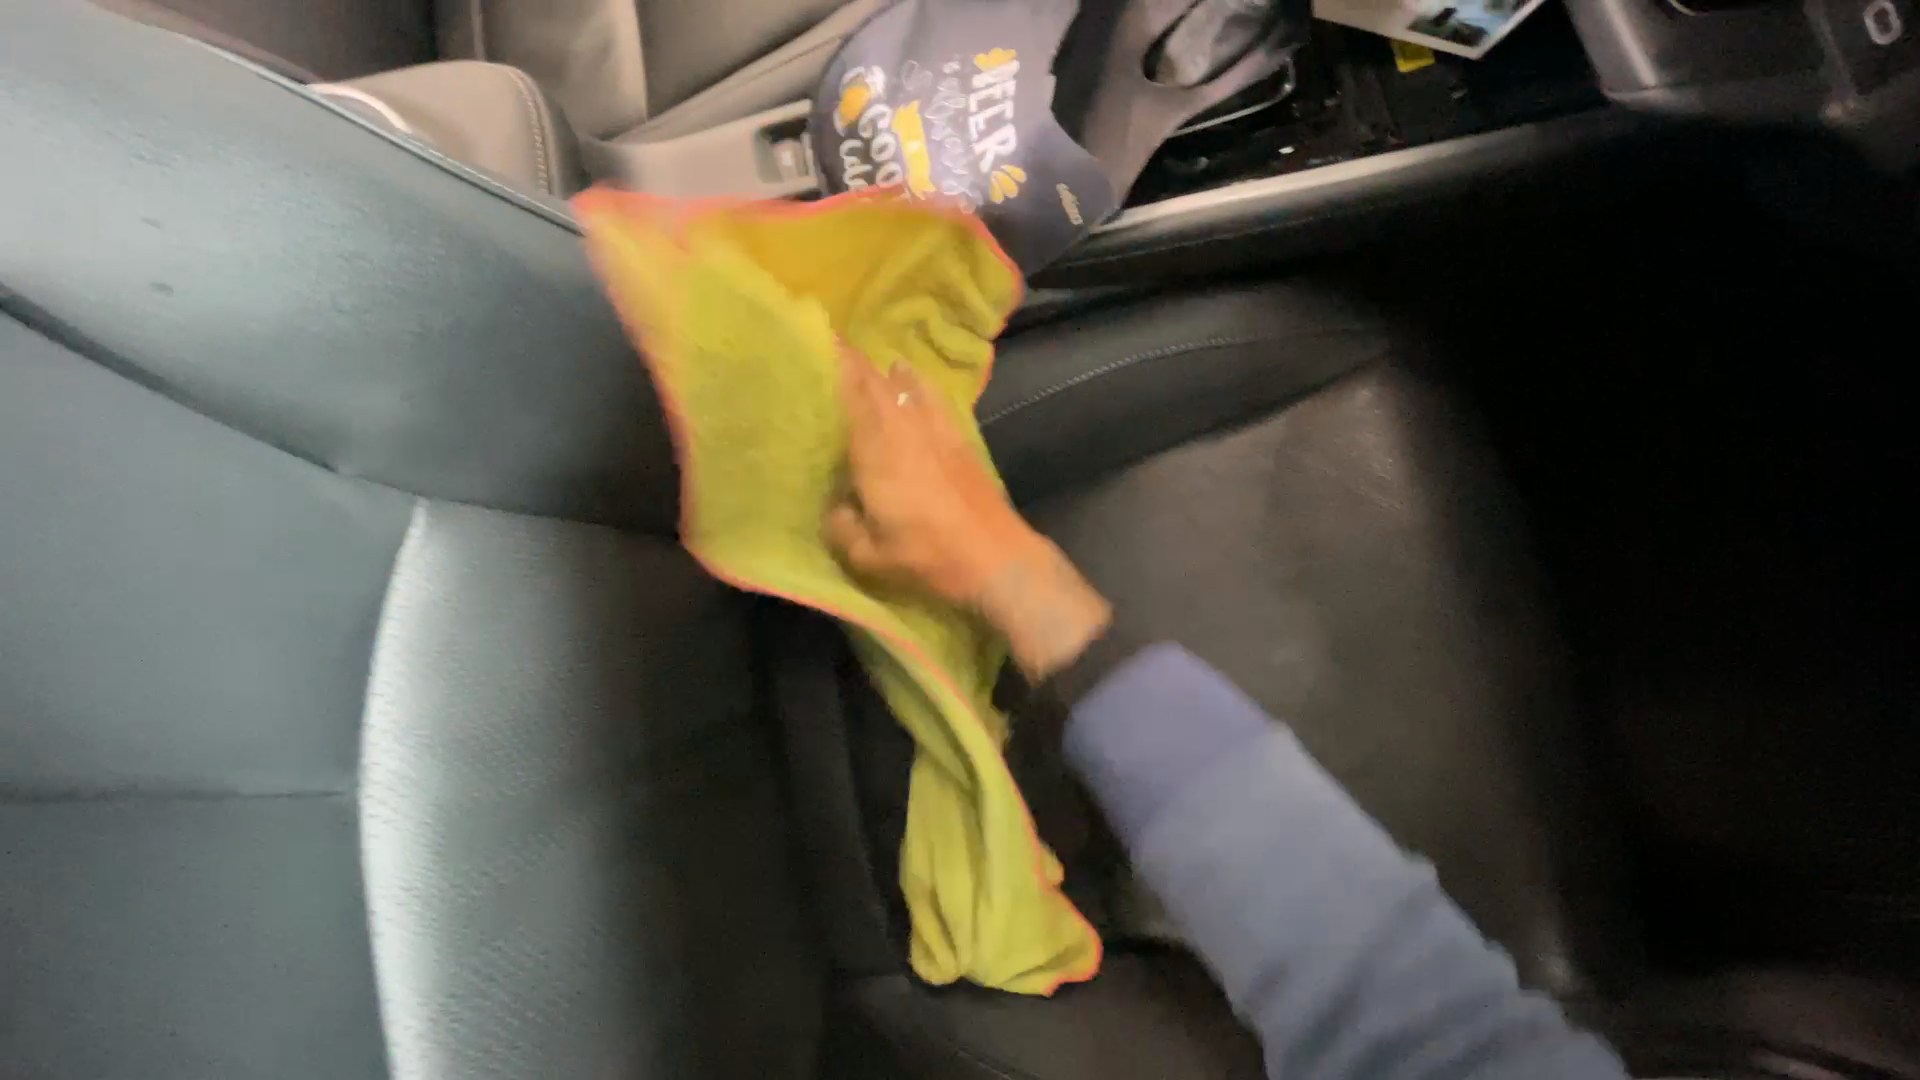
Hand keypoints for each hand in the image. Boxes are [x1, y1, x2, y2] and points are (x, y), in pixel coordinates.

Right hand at [828, 351, 1110, 678]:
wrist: (994, 557)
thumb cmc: (926, 555)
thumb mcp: (867, 556)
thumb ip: (841, 526)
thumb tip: (837, 505)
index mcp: (876, 448)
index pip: (852, 391)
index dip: (835, 362)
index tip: (817, 341)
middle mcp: (905, 427)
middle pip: (876, 381)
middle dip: (853, 362)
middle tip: (832, 351)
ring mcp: (936, 429)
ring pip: (906, 385)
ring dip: (883, 371)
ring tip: (867, 362)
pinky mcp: (960, 439)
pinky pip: (933, 397)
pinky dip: (917, 383)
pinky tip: (909, 377)